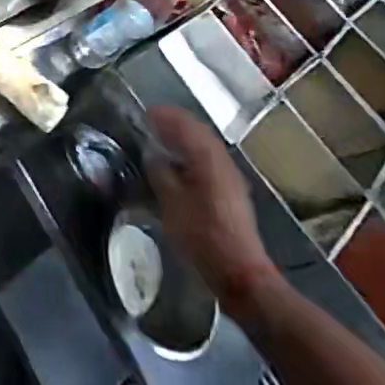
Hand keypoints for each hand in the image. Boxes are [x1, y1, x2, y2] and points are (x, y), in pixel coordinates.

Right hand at [143, 105, 276, 308]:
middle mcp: (223, 164)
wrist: (239, 273)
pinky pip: (208, 162)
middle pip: (199, 134)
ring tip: (160, 139)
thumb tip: (151, 154)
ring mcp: (230, 180)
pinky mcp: (231, 195)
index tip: (145, 111)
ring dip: (184, 139)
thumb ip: (159, 172)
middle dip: (175, 124)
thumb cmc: (201, 234)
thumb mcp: (170, 201)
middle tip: (151, 121)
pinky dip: (191, 155)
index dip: (165, 115)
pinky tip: (177, 166)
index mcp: (208, 160)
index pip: (187, 125)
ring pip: (205, 148)